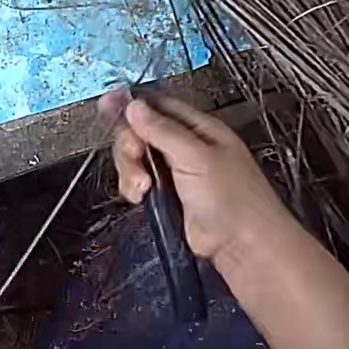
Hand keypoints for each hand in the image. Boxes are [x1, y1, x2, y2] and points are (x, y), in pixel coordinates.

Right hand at [101, 91, 298, 265]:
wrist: (240, 244)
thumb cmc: (234, 199)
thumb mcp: (196, 156)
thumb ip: (162, 130)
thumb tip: (135, 106)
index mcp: (198, 129)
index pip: (159, 106)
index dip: (132, 104)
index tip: (108, 103)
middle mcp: (184, 146)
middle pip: (140, 132)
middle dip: (130, 144)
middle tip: (135, 156)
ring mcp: (173, 170)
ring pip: (135, 157)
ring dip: (130, 170)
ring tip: (143, 186)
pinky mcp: (164, 193)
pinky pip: (136, 181)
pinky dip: (132, 187)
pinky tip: (142, 196)